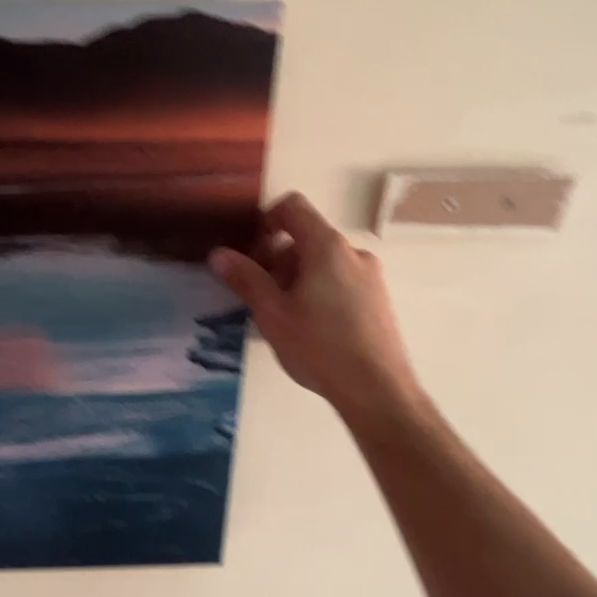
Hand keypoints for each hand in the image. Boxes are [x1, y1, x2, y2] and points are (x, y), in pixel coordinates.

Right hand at [209, 193, 422, 418]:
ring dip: (297, 280)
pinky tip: (311, 331)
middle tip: (261, 297)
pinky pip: (341, 282)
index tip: (251, 254)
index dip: (265, 221)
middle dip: (278, 260)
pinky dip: (319, 292)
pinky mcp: (378, 300)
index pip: (293, 207)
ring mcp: (370, 276)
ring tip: (284, 319)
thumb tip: (219, 254)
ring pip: (324, 263)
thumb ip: (246, 279)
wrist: (376, 388)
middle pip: (307, 238)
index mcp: (326, 247)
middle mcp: (353, 253)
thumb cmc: (319, 347)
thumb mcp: (272, 314)